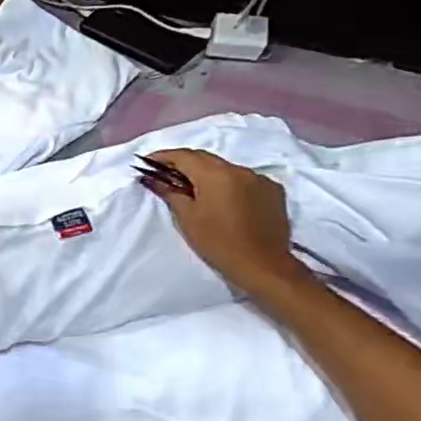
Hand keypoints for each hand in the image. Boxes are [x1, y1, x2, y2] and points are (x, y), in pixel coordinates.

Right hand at [141, 148, 307, 294]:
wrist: (262, 264)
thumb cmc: (217, 242)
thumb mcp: (187, 217)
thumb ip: (170, 192)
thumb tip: (152, 178)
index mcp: (215, 174)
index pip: (184, 156)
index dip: (163, 156)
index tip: (147, 161)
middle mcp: (239, 169)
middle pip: (205, 159)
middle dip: (184, 163)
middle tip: (165, 174)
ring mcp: (260, 178)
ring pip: (226, 168)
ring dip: (207, 174)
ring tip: (194, 188)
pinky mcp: (273, 190)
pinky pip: (245, 179)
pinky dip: (229, 184)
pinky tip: (223, 199)